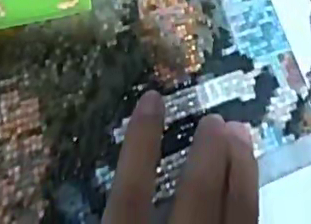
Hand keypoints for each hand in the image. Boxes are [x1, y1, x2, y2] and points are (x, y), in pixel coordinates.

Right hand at [103, 91, 257, 223]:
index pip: (131, 193)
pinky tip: (249, 181)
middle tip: (214, 118)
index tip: (152, 98)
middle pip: (197, 197)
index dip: (140, 142)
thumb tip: (60, 189)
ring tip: (241, 133)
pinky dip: (250, 200)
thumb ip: (98, 210)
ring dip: (242, 171)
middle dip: (209, 153)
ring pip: (235, 215)